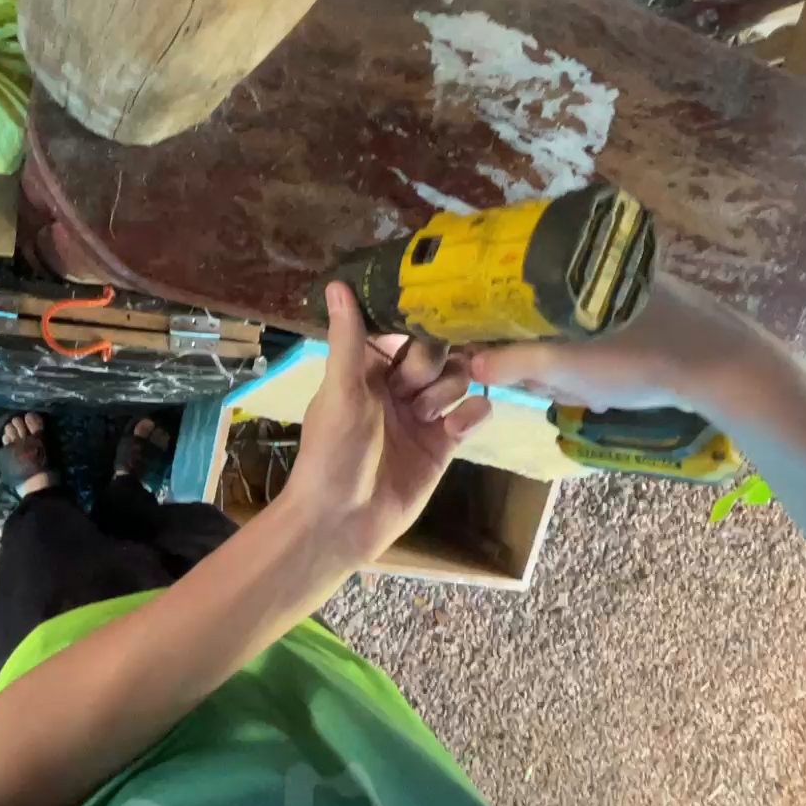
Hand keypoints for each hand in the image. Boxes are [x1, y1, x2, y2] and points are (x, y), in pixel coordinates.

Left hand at [282, 282, 491, 567]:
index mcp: (366, 370)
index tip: (436, 311)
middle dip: (431, 365)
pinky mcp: (443, 445)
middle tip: (412, 392)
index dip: (416, 323)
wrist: (341, 522)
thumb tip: (337, 283)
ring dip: (449, 390)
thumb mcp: (341, 392)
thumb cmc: (332, 454)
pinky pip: (472, 415)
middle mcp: (396, 388)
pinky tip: (454, 429)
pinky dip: (471, 415)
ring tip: (427, 417)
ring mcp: (422, 416)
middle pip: (435, 352)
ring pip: (458, 380)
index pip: (401, 330)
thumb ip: (348, 340)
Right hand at [467, 273, 794, 420]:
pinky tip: (610, 386)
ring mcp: (633, 292)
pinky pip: (604, 336)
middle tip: (555, 385)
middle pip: (543, 316)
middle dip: (540, 356)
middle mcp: (603, 272)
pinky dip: (597, 362)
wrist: (728, 369)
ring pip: (574, 330)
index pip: (518, 290)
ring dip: (569, 365)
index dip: (500, 326)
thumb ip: (513, 362)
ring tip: (587, 390)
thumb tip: (472, 365)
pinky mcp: (657, 312)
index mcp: (578, 270)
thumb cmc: (640, 358)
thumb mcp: (566, 365)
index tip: (497, 357)